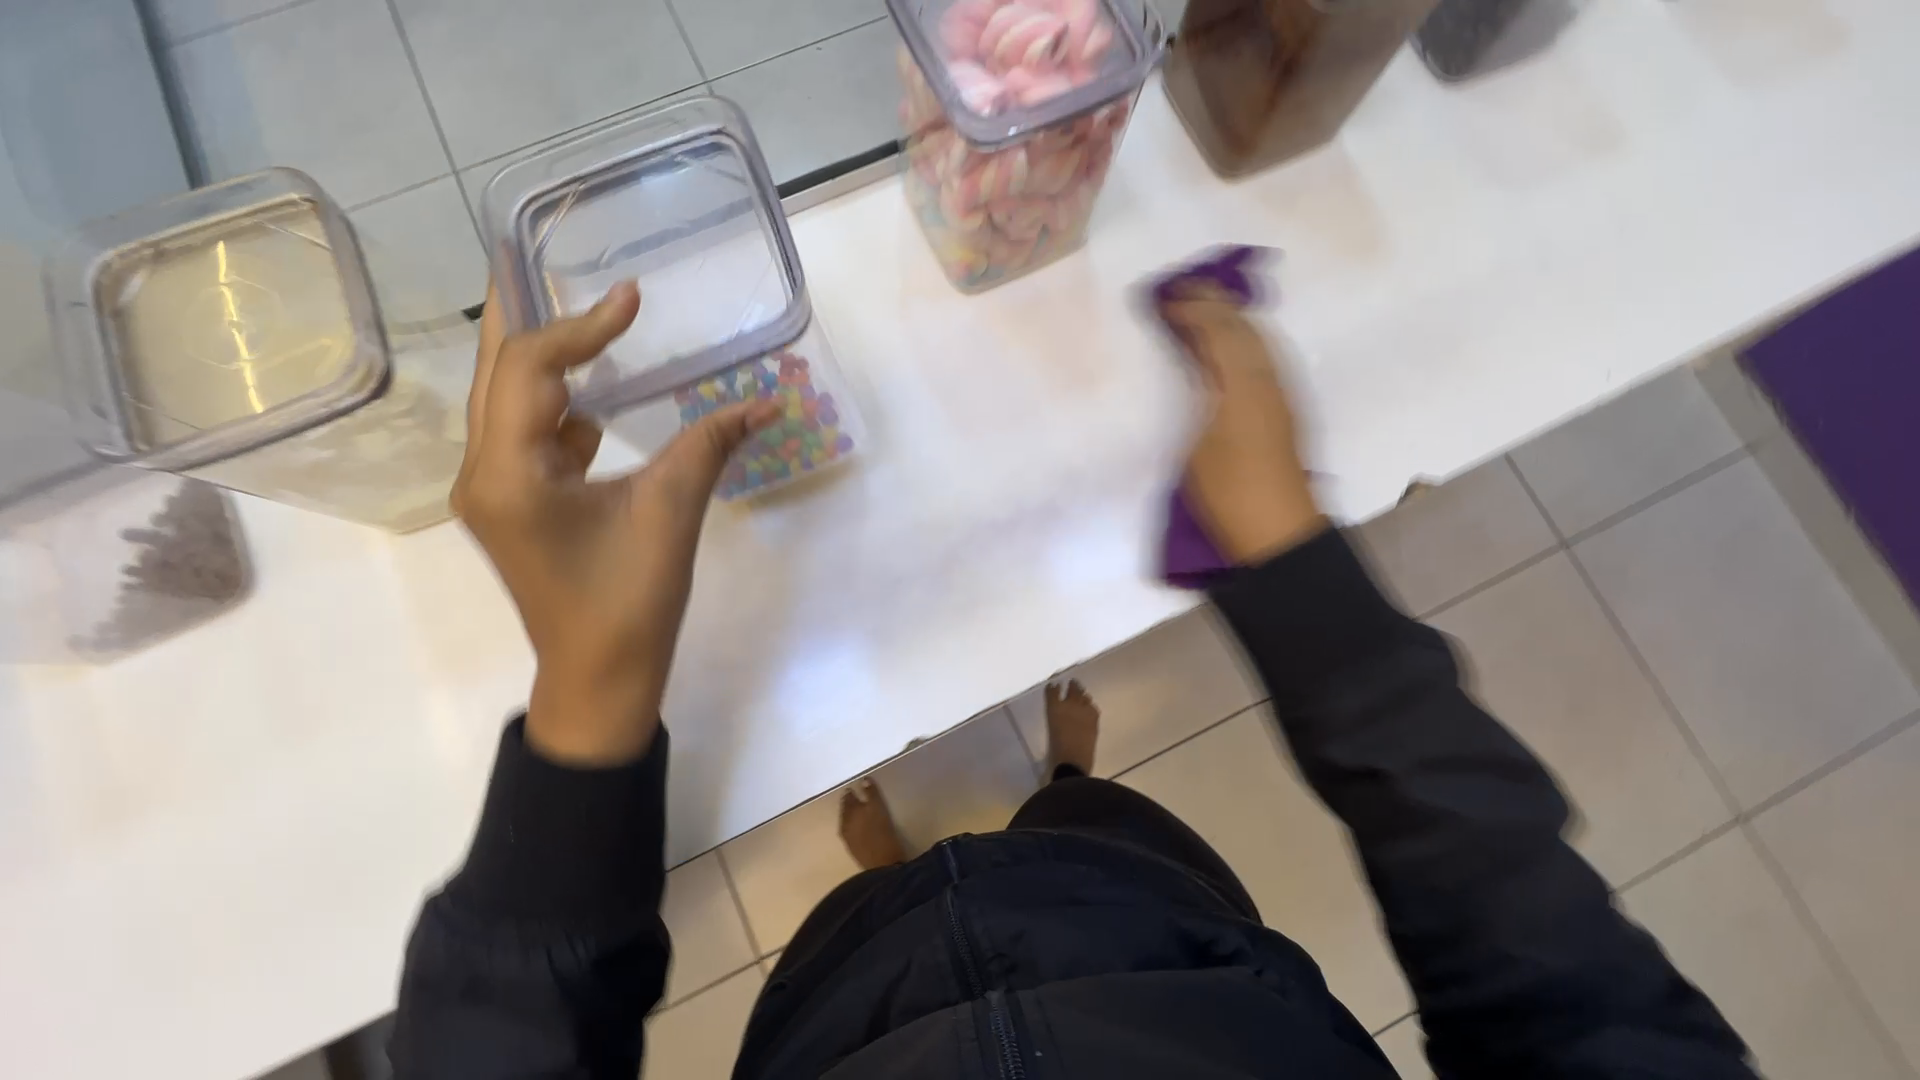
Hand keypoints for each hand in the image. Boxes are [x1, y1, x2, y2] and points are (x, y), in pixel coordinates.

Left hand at [454, 280, 777, 765]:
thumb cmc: (631, 602)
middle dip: (527, 316)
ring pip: (509, 401)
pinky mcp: (517, 503)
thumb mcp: (672, 514)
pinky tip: (599, 403)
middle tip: (539, 255)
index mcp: (510, 473)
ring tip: (582, 319)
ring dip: (545, 360)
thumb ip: (710, 445)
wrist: (602, 677)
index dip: (581, 327)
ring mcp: (495, 489)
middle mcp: (484, 472)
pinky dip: (561, 407)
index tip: (632, 298)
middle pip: (498, 372)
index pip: (531, 370)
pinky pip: (529, 434)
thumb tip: (767, 402)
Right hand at [1163, 288, 1325, 563]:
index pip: (1220, 331)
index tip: (1166, 296)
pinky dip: (1243, 339)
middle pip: (1244, 328)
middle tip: (1184, 287)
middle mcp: (1268, 380)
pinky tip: (1231, 345)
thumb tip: (1199, 359)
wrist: (1277, 531)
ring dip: (1231, 318)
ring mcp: (1280, 395)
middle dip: (1215, 303)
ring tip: (1205, 307)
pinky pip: (1263, 356)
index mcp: (1243, 383)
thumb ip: (1202, 391)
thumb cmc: (1229, 491)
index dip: (1194, 309)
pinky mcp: (1283, 411)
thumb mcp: (1201, 442)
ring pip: (1258, 340)